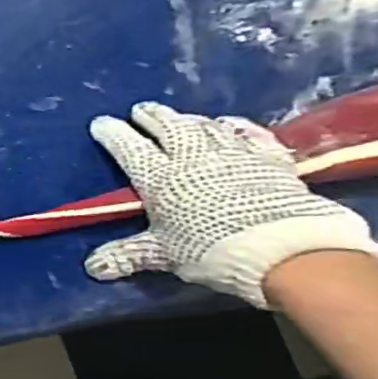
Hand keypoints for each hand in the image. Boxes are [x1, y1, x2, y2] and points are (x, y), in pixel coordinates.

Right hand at [85, 102, 377, 308]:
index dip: (114, 134)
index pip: (130, 148)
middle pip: (170, 129)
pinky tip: (228, 123)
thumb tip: (94, 268)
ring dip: (189, 120)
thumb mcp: (160, 254)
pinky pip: (250, 135)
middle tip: (141, 110)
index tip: (102, 123)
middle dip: (153, 117)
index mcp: (159, 178)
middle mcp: (193, 159)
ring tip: (180, 116)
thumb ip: (126, 255)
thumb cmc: (208, 248)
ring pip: (206, 128)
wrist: (283, 248)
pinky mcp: (271, 161)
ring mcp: (235, 157)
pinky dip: (237, 127)